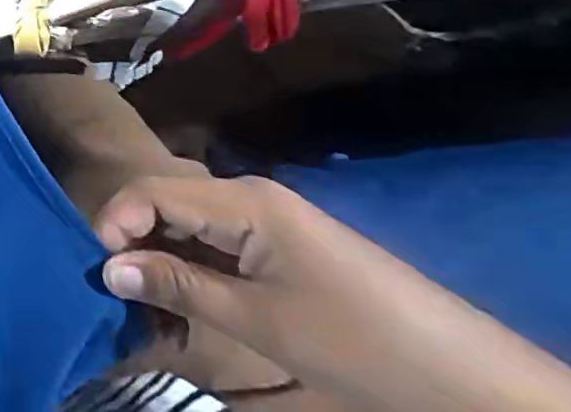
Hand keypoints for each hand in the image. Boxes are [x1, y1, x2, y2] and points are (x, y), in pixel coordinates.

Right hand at [94, 175, 570, 411]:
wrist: (474, 379)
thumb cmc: (361, 344)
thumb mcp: (261, 322)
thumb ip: (180, 287)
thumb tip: (107, 269)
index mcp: (243, 200)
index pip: (152, 191)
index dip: (115, 222)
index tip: (96, 270)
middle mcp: (248, 194)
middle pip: (167, 202)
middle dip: (134, 242)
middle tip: (116, 294)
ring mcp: (266, 217)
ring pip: (189, 224)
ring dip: (161, 259)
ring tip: (146, 307)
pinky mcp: (280, 242)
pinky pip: (217, 242)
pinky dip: (192, 267)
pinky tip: (185, 302)